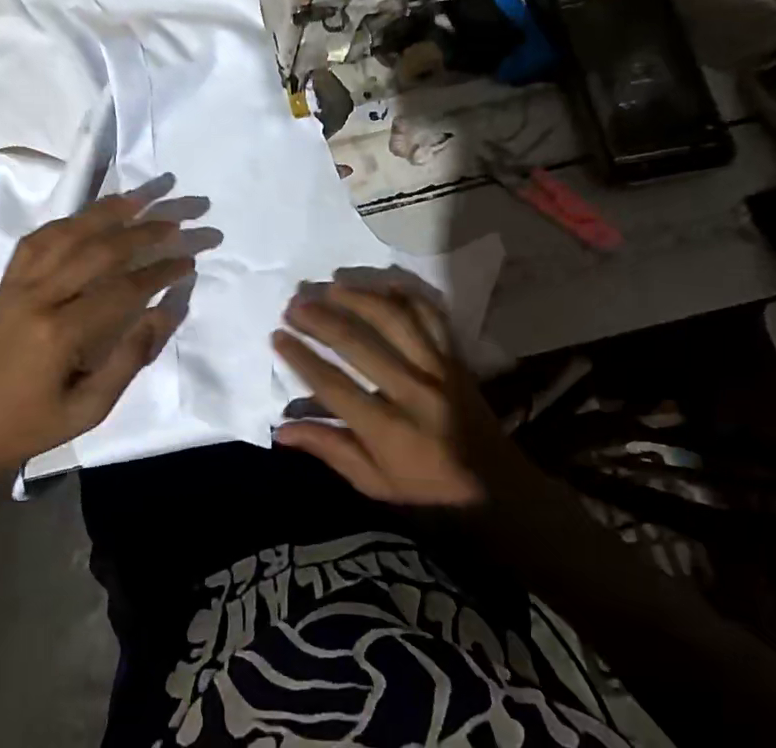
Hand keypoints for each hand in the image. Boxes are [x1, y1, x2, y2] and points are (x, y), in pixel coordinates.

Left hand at [0, 193, 193, 483]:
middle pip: (98, 250)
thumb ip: (130, 357)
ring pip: (67, 234)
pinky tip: (88, 217)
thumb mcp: (90, 408)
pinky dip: (68, 222)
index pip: (123, 288)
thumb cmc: (30, 425)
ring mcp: (17, 285)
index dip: (161, 271)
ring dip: (106, 212)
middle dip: (143, 232)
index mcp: (61, 333)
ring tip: (140, 197)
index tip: (189, 260)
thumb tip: (166, 311)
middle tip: (177, 221)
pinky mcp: (5, 284)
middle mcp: (38, 297)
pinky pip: (37, 241)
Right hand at [272, 282, 536, 506]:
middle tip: (295, 304)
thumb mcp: (374, 483)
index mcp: (389, 430)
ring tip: (331, 286)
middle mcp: (414, 392)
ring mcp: (440, 370)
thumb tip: (280, 430)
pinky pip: (433, 316)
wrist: (498, 487)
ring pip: (396, 320)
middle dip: (322, 320)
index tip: (277, 336)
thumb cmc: (427, 491)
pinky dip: (409, 296)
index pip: (334, 385)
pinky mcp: (457, 358)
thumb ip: (330, 450)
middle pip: (360, 344)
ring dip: (360, 298)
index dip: (301, 358)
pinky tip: (384, 284)